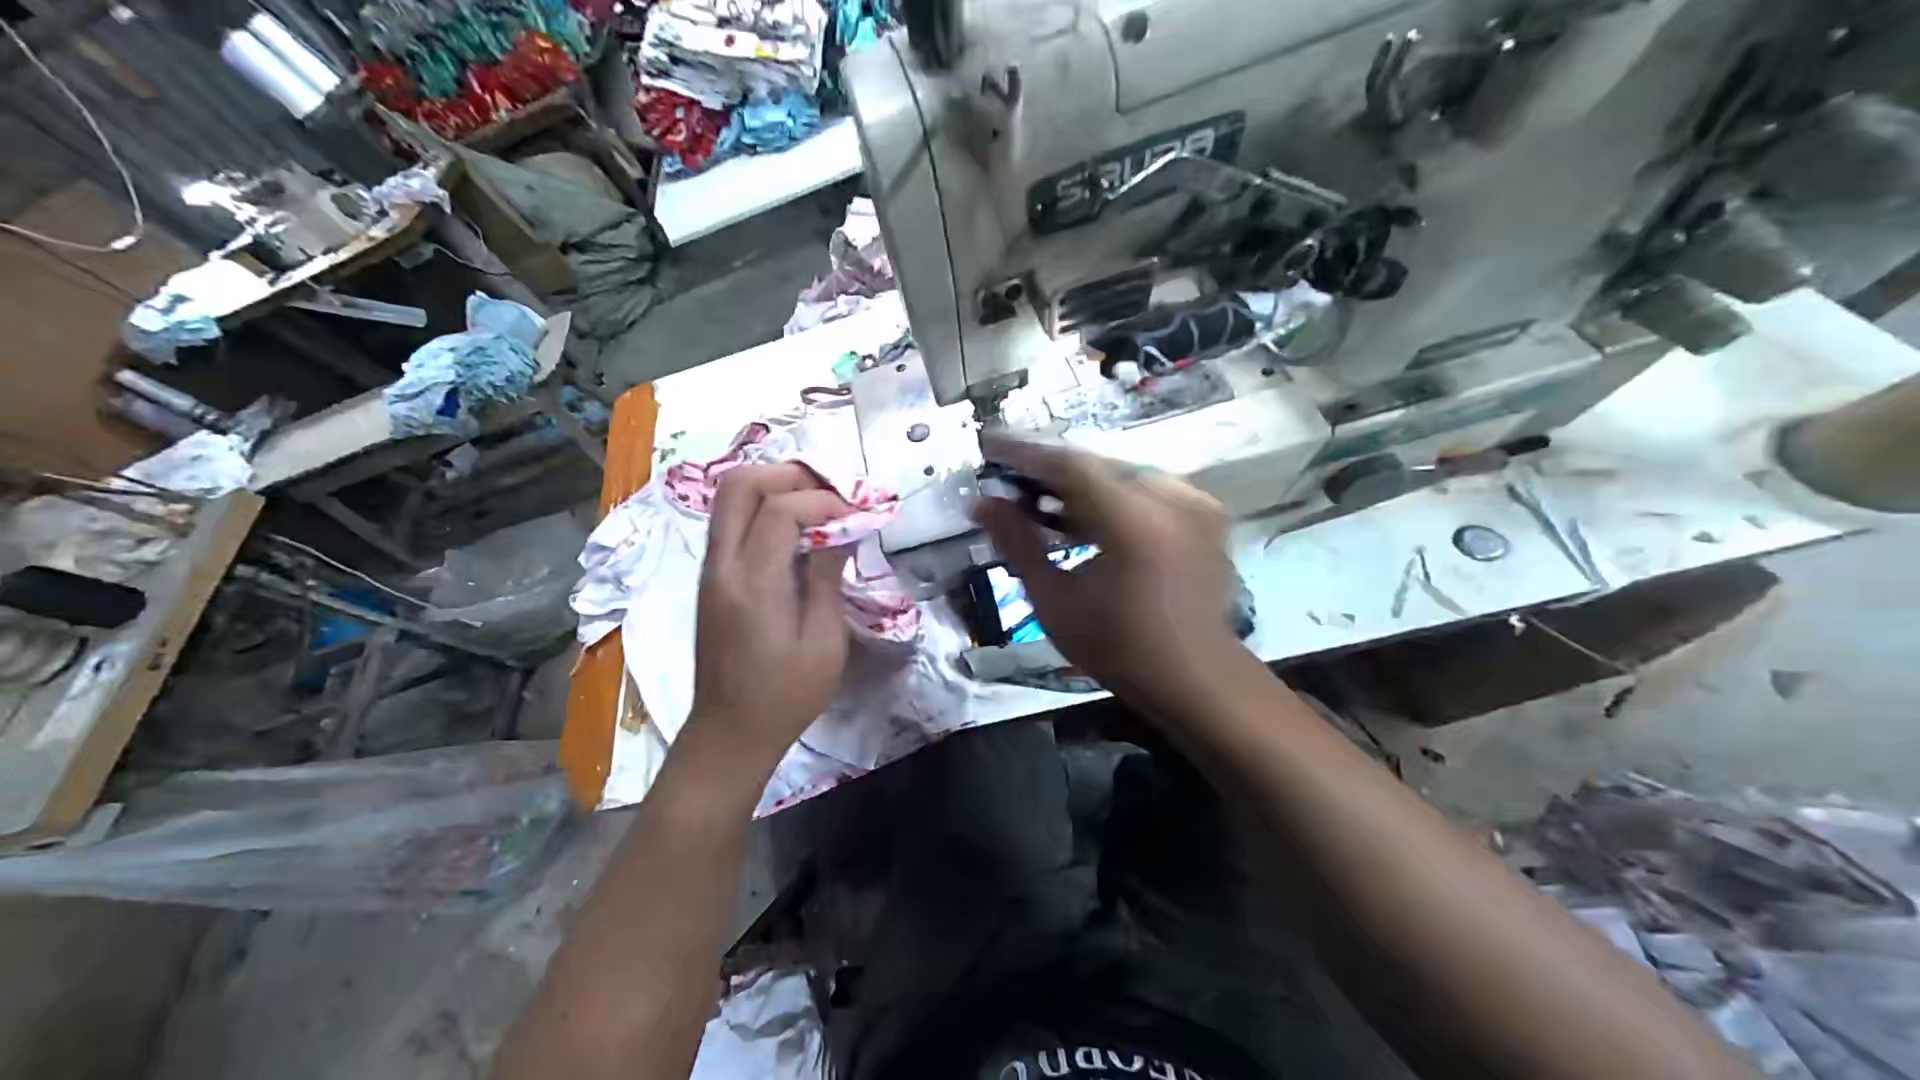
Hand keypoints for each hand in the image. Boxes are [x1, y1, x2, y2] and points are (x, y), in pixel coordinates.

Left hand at [685, 464, 852, 776]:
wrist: (729, 732)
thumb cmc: (785, 696)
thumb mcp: (824, 642)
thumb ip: (828, 578)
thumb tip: (839, 531)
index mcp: (753, 585)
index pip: (780, 510)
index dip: (823, 500)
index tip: (855, 513)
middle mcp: (722, 567)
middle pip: (739, 485)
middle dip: (788, 474)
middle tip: (830, 488)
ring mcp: (710, 570)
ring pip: (729, 498)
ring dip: (774, 486)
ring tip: (818, 502)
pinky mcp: (711, 579)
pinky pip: (730, 522)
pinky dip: (763, 508)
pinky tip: (797, 528)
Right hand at [973, 434, 1245, 712]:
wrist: (1194, 676)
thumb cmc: (1117, 647)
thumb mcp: (1054, 601)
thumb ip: (1018, 544)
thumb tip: (983, 503)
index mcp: (1133, 521)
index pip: (1069, 464)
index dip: (1024, 452)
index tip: (988, 444)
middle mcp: (1170, 498)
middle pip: (1096, 464)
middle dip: (1049, 468)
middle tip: (1009, 475)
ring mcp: (1194, 502)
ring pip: (1120, 473)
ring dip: (1079, 482)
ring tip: (1041, 498)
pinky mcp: (1205, 512)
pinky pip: (1146, 486)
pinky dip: (1111, 494)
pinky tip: (1086, 514)